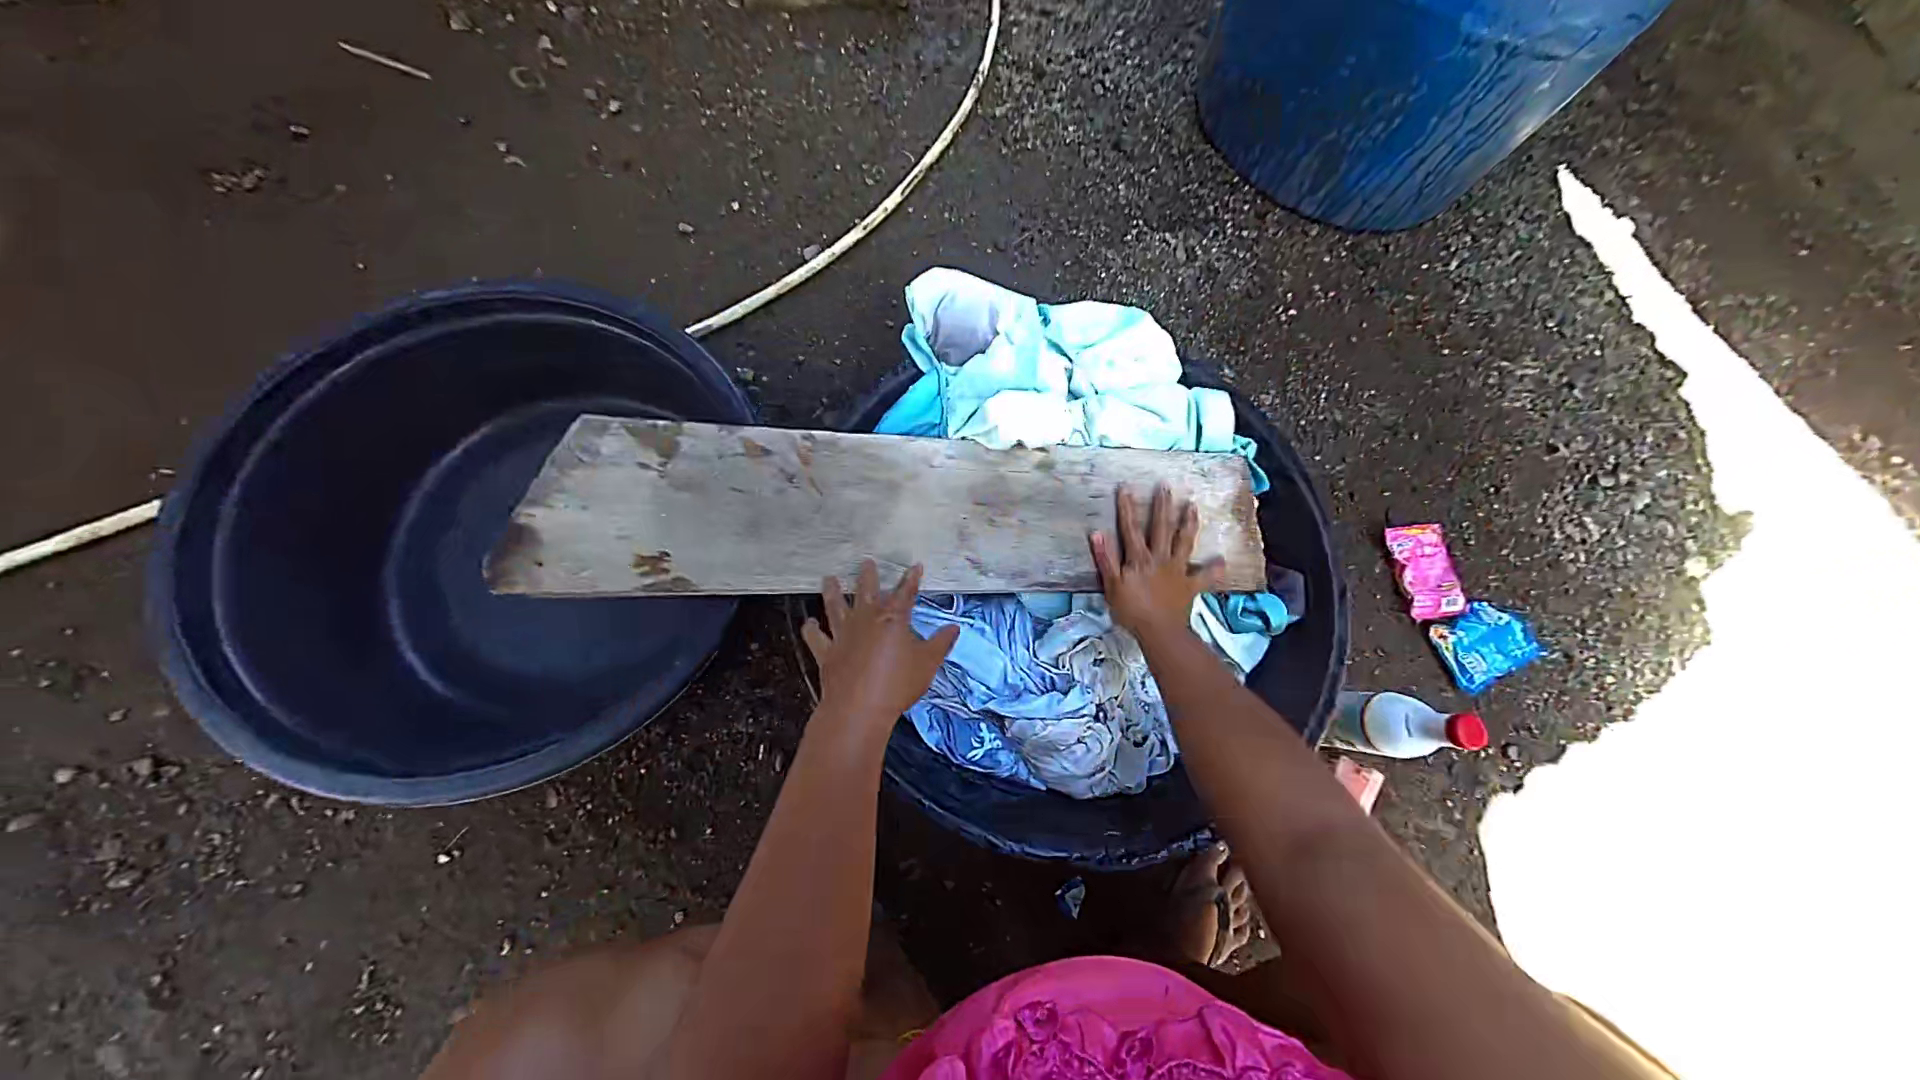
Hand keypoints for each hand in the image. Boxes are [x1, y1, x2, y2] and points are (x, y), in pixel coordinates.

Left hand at [801, 560, 959, 724]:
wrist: (859, 707)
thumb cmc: (898, 683)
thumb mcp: (928, 663)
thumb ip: (941, 643)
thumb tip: (954, 628)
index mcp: (892, 618)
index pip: (905, 593)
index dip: (911, 579)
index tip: (915, 566)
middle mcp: (865, 620)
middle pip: (866, 591)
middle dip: (868, 575)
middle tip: (866, 562)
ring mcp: (843, 634)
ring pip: (835, 606)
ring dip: (832, 591)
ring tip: (829, 578)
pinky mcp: (827, 652)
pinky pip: (816, 637)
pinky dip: (811, 629)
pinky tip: (808, 622)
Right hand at [1090, 484, 1224, 641]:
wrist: (1160, 631)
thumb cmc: (1132, 610)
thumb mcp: (1111, 586)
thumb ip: (1105, 559)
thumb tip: (1097, 533)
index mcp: (1139, 558)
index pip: (1130, 528)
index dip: (1127, 508)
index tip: (1126, 487)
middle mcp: (1160, 558)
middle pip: (1161, 528)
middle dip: (1163, 506)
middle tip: (1166, 487)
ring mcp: (1177, 570)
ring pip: (1184, 542)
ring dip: (1188, 524)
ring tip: (1193, 507)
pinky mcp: (1190, 585)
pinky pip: (1204, 576)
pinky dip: (1214, 569)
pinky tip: (1222, 562)